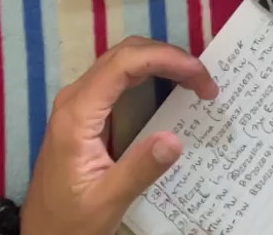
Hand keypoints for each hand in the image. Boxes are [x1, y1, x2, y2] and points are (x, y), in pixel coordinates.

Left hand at [23, 36, 219, 234]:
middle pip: (126, 54)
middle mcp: (75, 98)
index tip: (199, 75)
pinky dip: (150, 71)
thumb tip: (176, 139)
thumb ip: (139, 170)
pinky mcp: (86, 110)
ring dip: (161, 61)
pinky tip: (170, 85)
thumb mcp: (106, 204)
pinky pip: (120, 75)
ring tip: (194, 81)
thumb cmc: (69, 224)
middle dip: (169, 58)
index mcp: (77, 115)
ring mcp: (79, 101)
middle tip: (204, 81)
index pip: (124, 64)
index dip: (165, 58)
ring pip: (124, 59)